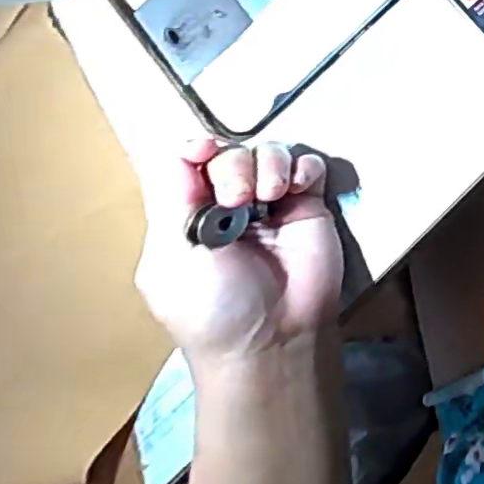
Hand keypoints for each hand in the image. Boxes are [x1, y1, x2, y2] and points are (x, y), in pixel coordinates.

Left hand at [133, 140, 341, 369]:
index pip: (187, 163)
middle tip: (240, 199)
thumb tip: (183, 151)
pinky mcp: (311, 205)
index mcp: (188, 215)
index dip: (197, 148)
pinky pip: (310, 166)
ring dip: (271, 165)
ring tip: (274, 196)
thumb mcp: (173, 261)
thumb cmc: (212, 308)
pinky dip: (305, 168)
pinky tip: (300, 190)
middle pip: (232, 152)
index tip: (206, 150)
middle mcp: (230, 202)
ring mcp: (273, 202)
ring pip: (272, 153)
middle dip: (236, 166)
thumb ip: (174, 204)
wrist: (274, 335)